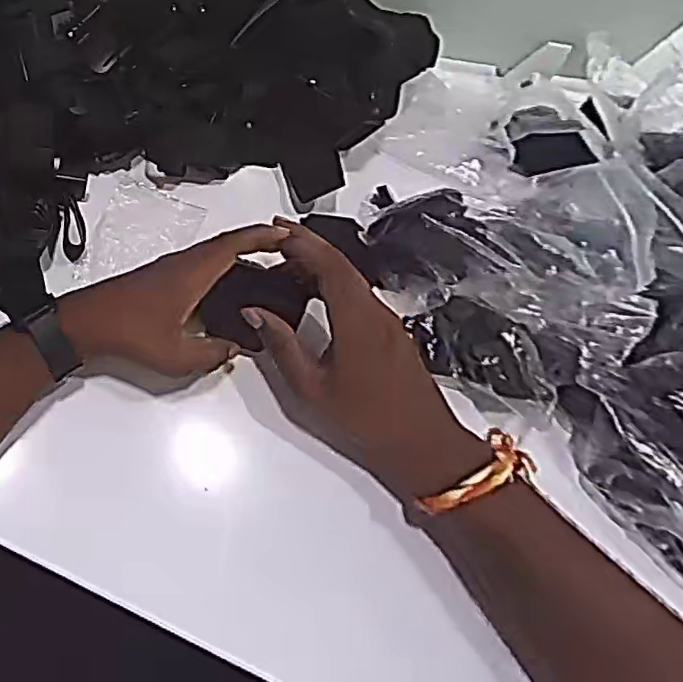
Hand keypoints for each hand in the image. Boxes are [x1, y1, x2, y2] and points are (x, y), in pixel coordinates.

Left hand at [58, 224, 289, 377]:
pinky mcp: (156, 279)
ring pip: (208, 254)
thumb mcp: (176, 354)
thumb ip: (211, 354)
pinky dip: (216, 265)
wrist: (85, 322)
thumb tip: (230, 349)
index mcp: (187, 275)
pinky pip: (195, 264)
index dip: (261, 236)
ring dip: (235, 254)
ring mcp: (165, 270)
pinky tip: (222, 284)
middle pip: (223, 245)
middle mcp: (177, 266)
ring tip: (259, 266)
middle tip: (281, 248)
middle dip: (255, 243)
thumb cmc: (121, 328)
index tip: (284, 233)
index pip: (231, 245)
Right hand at [247, 216, 490, 499]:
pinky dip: (330, 282)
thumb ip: (280, 344)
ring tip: (284, 263)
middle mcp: (378, 316)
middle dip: (307, 245)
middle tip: (275, 236)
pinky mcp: (391, 334)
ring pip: (350, 278)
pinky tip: (310, 290)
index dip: (301, 243)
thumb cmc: (371, 424)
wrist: (427, 452)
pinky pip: (357, 294)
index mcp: (357, 322)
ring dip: (317, 263)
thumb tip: (255, 313)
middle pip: (341, 265)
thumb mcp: (309, 387)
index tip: (276, 230)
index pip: (329, 266)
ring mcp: (388, 324)